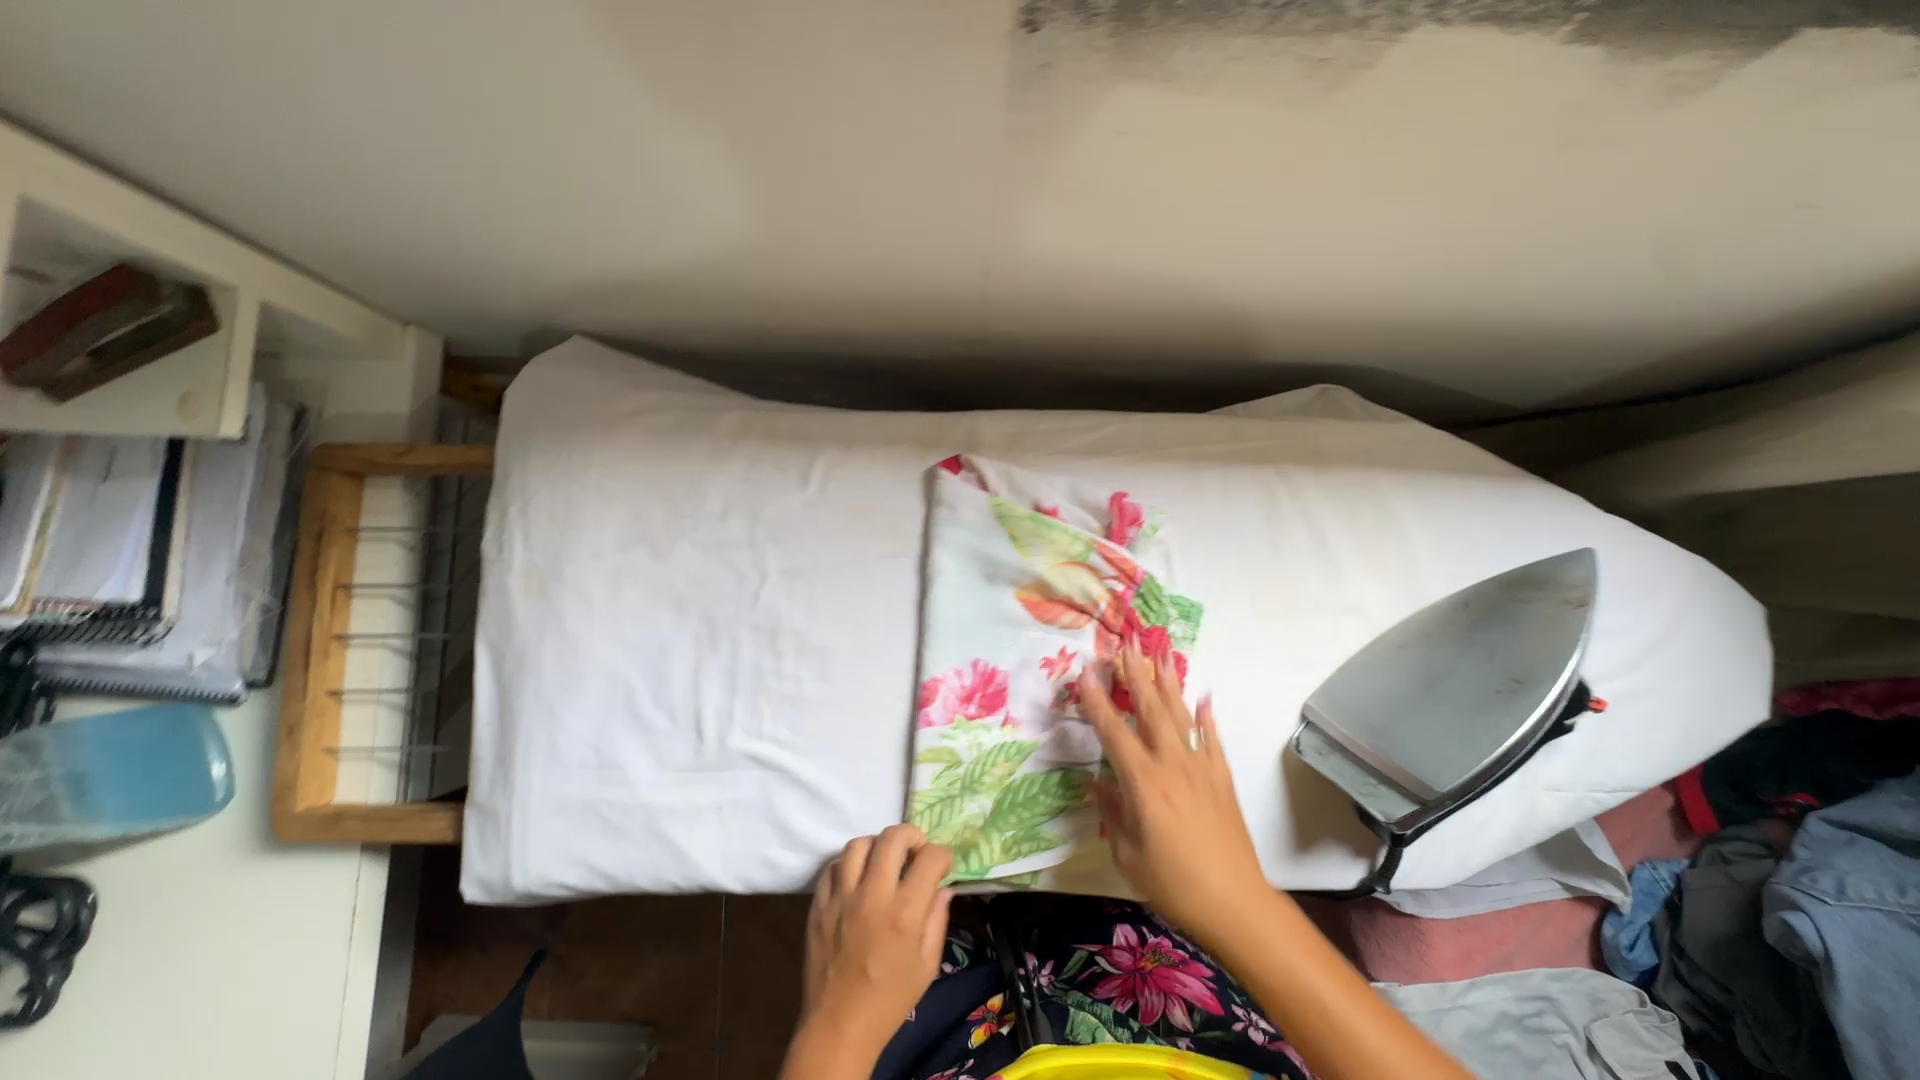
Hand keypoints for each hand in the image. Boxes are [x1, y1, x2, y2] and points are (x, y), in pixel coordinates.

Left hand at [792, 824, 952, 1064]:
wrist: (839, 1025)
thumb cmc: (890, 1000)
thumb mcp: (927, 964)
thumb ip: (937, 919)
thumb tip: (943, 887)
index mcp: (904, 913)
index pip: (930, 858)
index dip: (942, 856)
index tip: (942, 867)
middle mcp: (872, 896)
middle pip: (892, 838)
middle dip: (912, 835)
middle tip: (916, 851)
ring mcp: (840, 897)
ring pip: (858, 843)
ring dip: (878, 845)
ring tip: (885, 861)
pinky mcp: (818, 904)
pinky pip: (833, 866)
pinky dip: (849, 864)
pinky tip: (858, 879)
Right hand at [1080, 645, 1268, 944]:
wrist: (1234, 901)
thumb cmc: (1172, 884)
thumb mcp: (1127, 853)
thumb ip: (1112, 813)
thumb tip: (1098, 785)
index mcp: (1142, 782)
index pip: (1112, 732)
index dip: (1096, 700)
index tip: (1084, 671)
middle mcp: (1171, 764)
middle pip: (1150, 710)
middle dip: (1136, 673)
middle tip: (1126, 642)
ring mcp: (1201, 768)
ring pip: (1181, 715)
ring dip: (1169, 682)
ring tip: (1160, 652)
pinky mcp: (1222, 779)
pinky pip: (1212, 739)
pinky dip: (1206, 716)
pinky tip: (1203, 697)